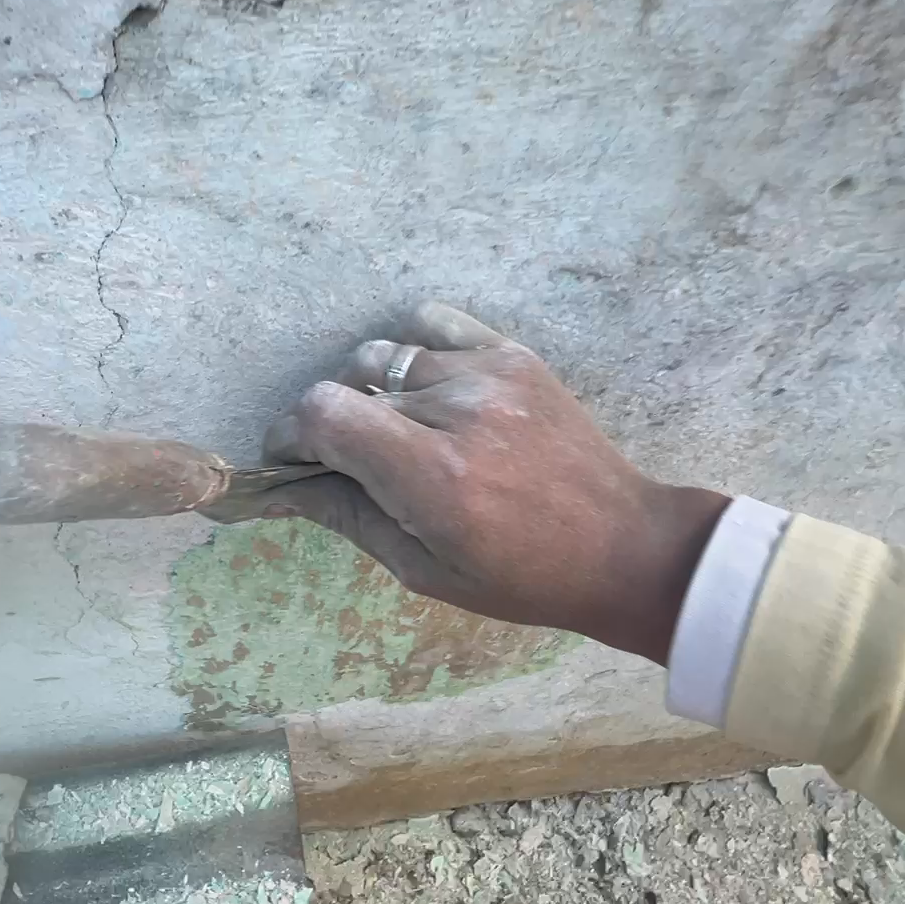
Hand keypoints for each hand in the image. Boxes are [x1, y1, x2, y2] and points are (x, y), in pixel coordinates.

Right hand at [260, 302, 728, 663]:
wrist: (622, 545)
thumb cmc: (520, 577)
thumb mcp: (422, 569)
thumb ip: (347, 515)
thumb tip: (282, 489)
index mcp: (433, 474)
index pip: (323, 414)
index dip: (289, 434)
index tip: (291, 459)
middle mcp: (456, 408)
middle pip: (348, 383)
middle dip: (328, 423)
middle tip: (344, 458)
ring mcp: (488, 371)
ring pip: (384, 355)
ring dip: (367, 391)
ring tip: (391, 426)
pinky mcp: (513, 354)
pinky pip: (433, 326)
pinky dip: (410, 352)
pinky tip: (423, 388)